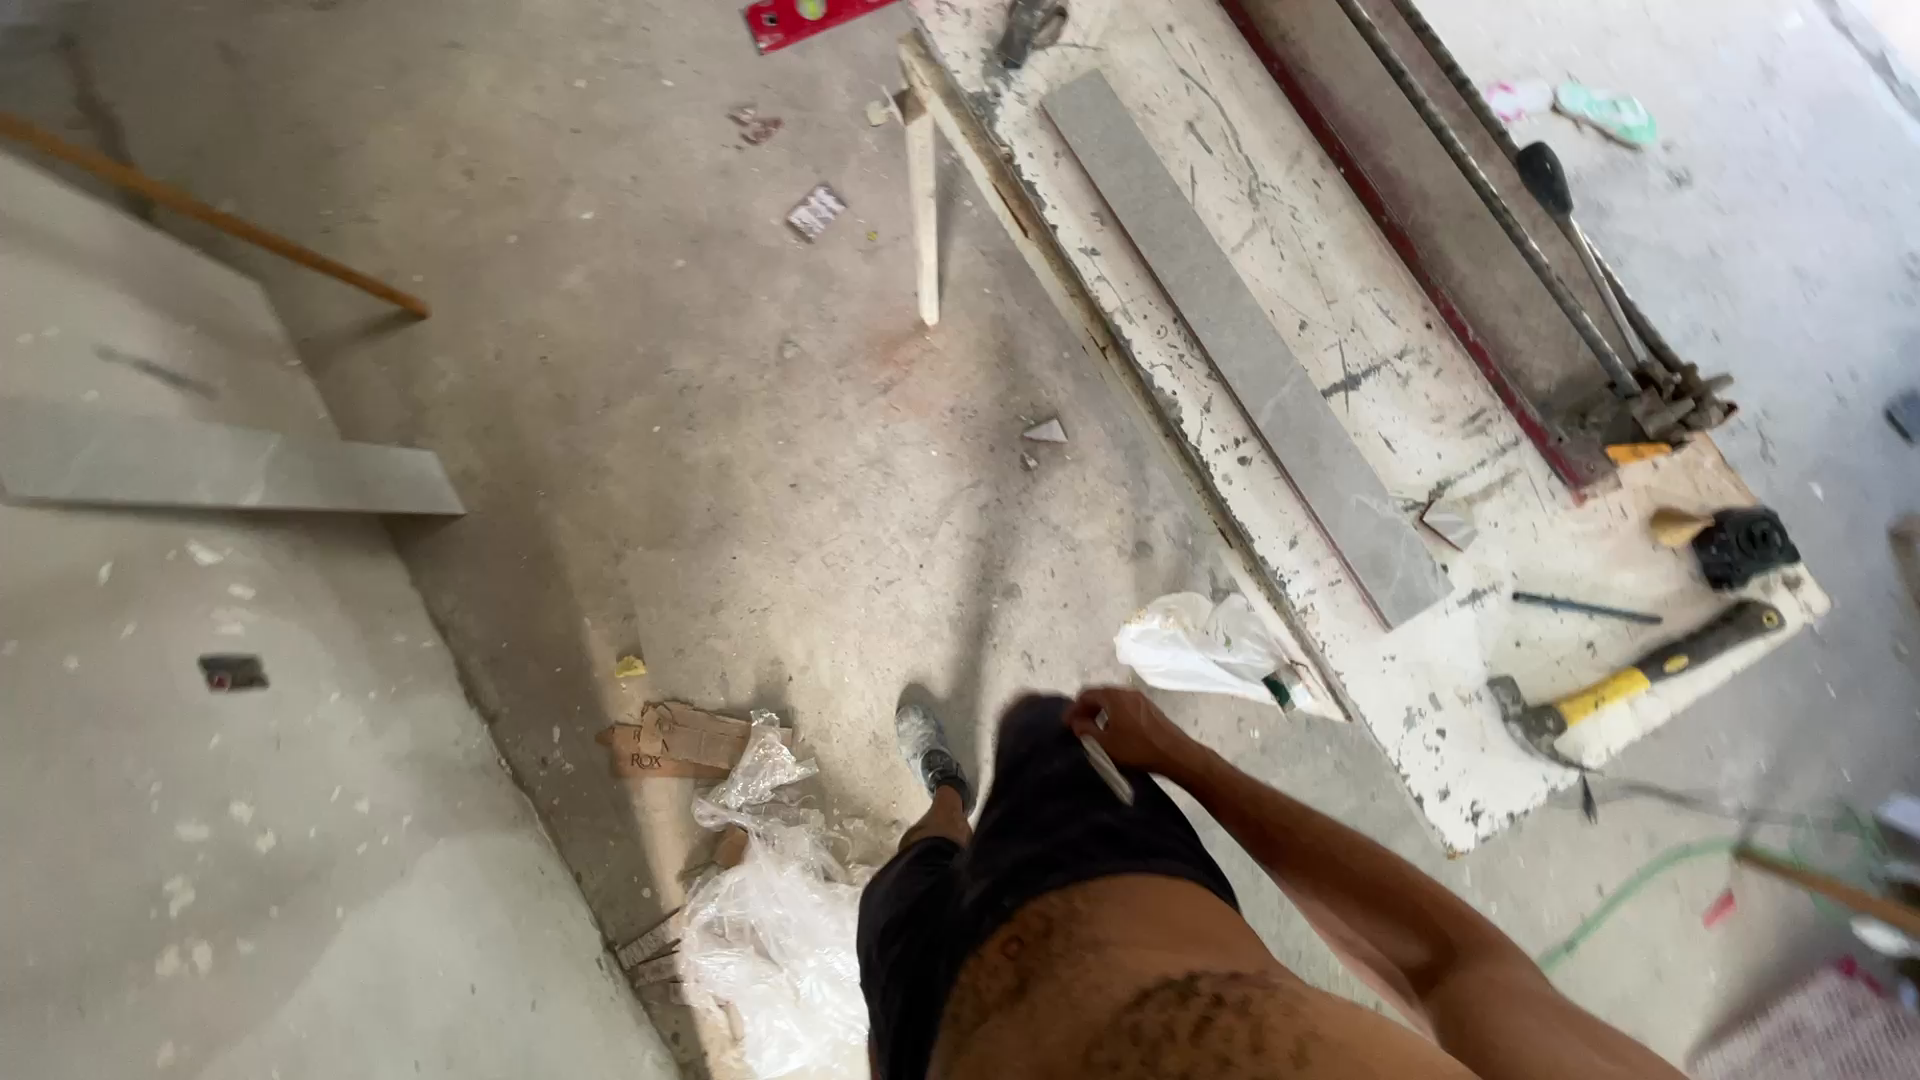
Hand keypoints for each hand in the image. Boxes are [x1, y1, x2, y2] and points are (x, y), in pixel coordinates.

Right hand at [1064, 686, 1198, 777]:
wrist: (1175, 754)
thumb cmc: (1137, 748)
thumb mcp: (1106, 743)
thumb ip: (1086, 730)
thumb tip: (1076, 722)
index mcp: (1113, 696)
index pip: (1086, 694)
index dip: (1074, 708)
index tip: (1067, 723)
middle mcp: (1126, 691)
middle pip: (1100, 694)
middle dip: (1086, 709)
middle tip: (1078, 726)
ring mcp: (1140, 698)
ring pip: (1113, 700)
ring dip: (1100, 711)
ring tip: (1095, 729)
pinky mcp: (1150, 707)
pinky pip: (1124, 705)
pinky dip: (1114, 713)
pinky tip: (1114, 729)